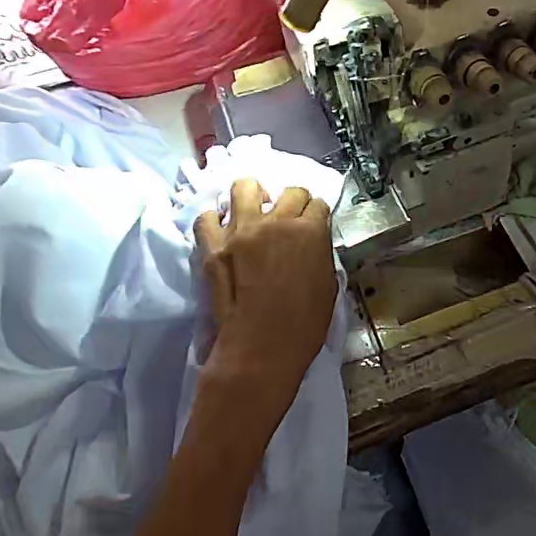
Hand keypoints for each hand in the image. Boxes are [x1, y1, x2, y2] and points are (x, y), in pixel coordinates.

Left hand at [193, 179, 336, 418]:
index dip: (316, 215)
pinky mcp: (213, 245)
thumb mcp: (328, 286)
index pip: (317, 204)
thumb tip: (311, 246)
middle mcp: (275, 221)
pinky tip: (222, 231)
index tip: (313, 225)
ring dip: (252, 196)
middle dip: (292, 202)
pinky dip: (214, 220)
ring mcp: (240, 230)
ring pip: (244, 187)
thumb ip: (319, 255)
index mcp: (309, 231)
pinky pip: (208, 217)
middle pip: (289, 191)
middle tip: (287, 220)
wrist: (260, 348)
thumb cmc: (303, 326)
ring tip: (252, 212)